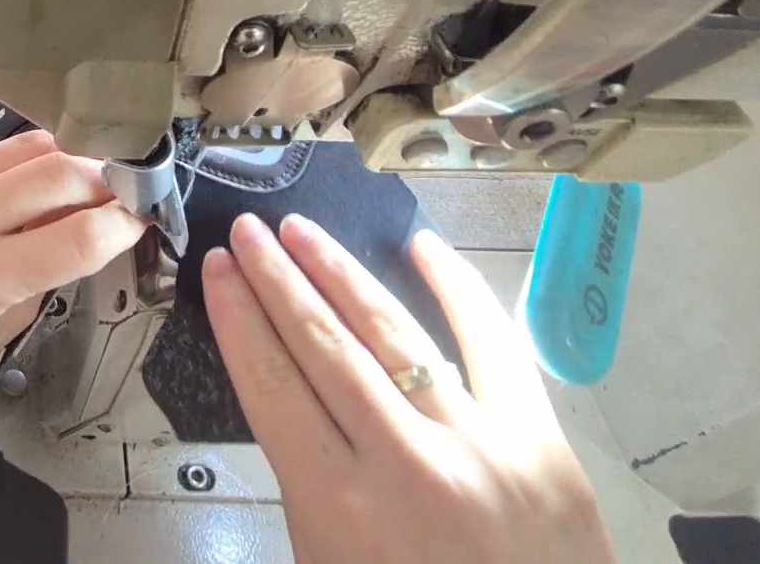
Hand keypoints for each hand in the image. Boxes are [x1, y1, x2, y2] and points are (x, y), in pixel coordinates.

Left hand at [0, 130, 148, 415]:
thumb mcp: (10, 322)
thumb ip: (53, 266)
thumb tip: (99, 218)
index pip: (74, 238)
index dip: (121, 223)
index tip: (142, 216)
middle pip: (55, 172)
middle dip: (102, 179)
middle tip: (121, 191)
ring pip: (30, 146)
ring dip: (69, 160)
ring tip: (85, 180)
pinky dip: (29, 161)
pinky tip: (37, 181)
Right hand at [203, 213, 614, 563]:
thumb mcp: (322, 556)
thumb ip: (302, 471)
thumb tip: (282, 374)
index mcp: (340, 507)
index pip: (271, 382)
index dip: (237, 316)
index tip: (216, 268)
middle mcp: (406, 465)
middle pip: (323, 344)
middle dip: (275, 278)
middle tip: (247, 231)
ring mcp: (481, 446)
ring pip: (391, 332)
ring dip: (337, 271)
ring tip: (299, 229)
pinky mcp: (544, 442)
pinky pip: (494, 345)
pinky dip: (456, 288)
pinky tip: (419, 244)